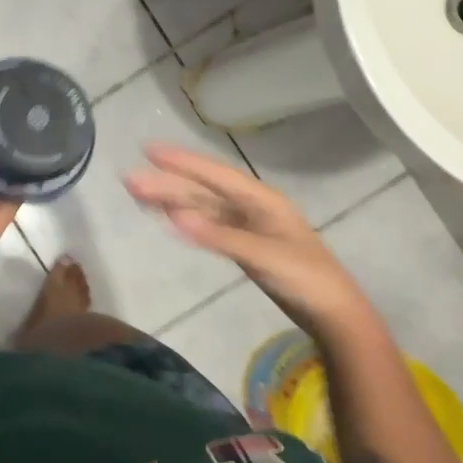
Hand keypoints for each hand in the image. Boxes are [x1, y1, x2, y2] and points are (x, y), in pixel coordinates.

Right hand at [125, 142, 375, 336]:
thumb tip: (174, 216)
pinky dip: (187, 218)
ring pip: (203, 206)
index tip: (149, 151)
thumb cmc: (305, 280)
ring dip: (172, 199)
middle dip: (167, 183)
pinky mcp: (244, 244)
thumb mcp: (263, 257)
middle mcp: (253, 207)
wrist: (333, 312)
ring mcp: (248, 225)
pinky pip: (208, 223)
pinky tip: (168, 215)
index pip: (215, 176)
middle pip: (204, 190)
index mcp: (262, 201)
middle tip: (129, 180)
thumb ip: (219, 236)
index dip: (182, 163)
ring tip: (138, 194)